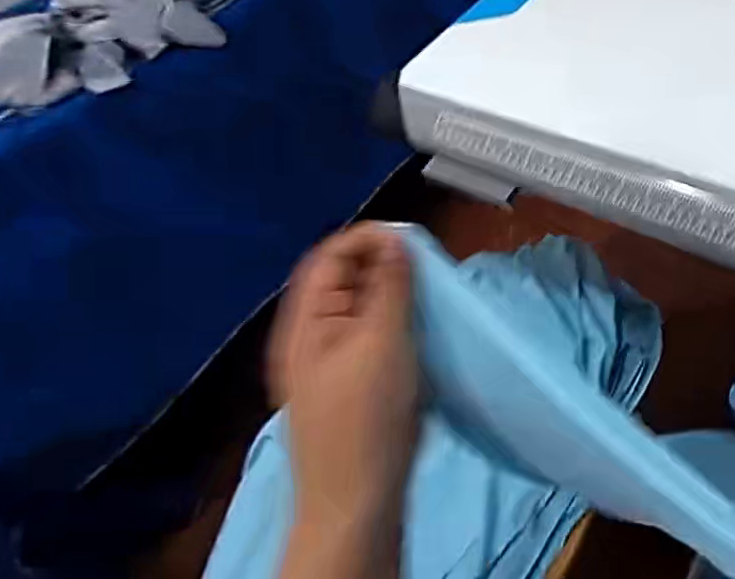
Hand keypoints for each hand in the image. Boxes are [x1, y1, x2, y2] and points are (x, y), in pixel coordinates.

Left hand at [270, 223, 421, 570]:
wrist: (358, 497)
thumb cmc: (367, 415)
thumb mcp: (383, 340)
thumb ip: (389, 284)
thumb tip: (395, 238)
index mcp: (306, 322)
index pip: (329, 255)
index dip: (368, 237)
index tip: (412, 238)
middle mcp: (313, 333)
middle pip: (346, 275)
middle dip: (385, 260)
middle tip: (426, 264)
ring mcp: (333, 356)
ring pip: (363, 300)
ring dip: (395, 286)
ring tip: (428, 289)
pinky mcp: (355, 373)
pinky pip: (374, 325)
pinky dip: (397, 312)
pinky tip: (420, 320)